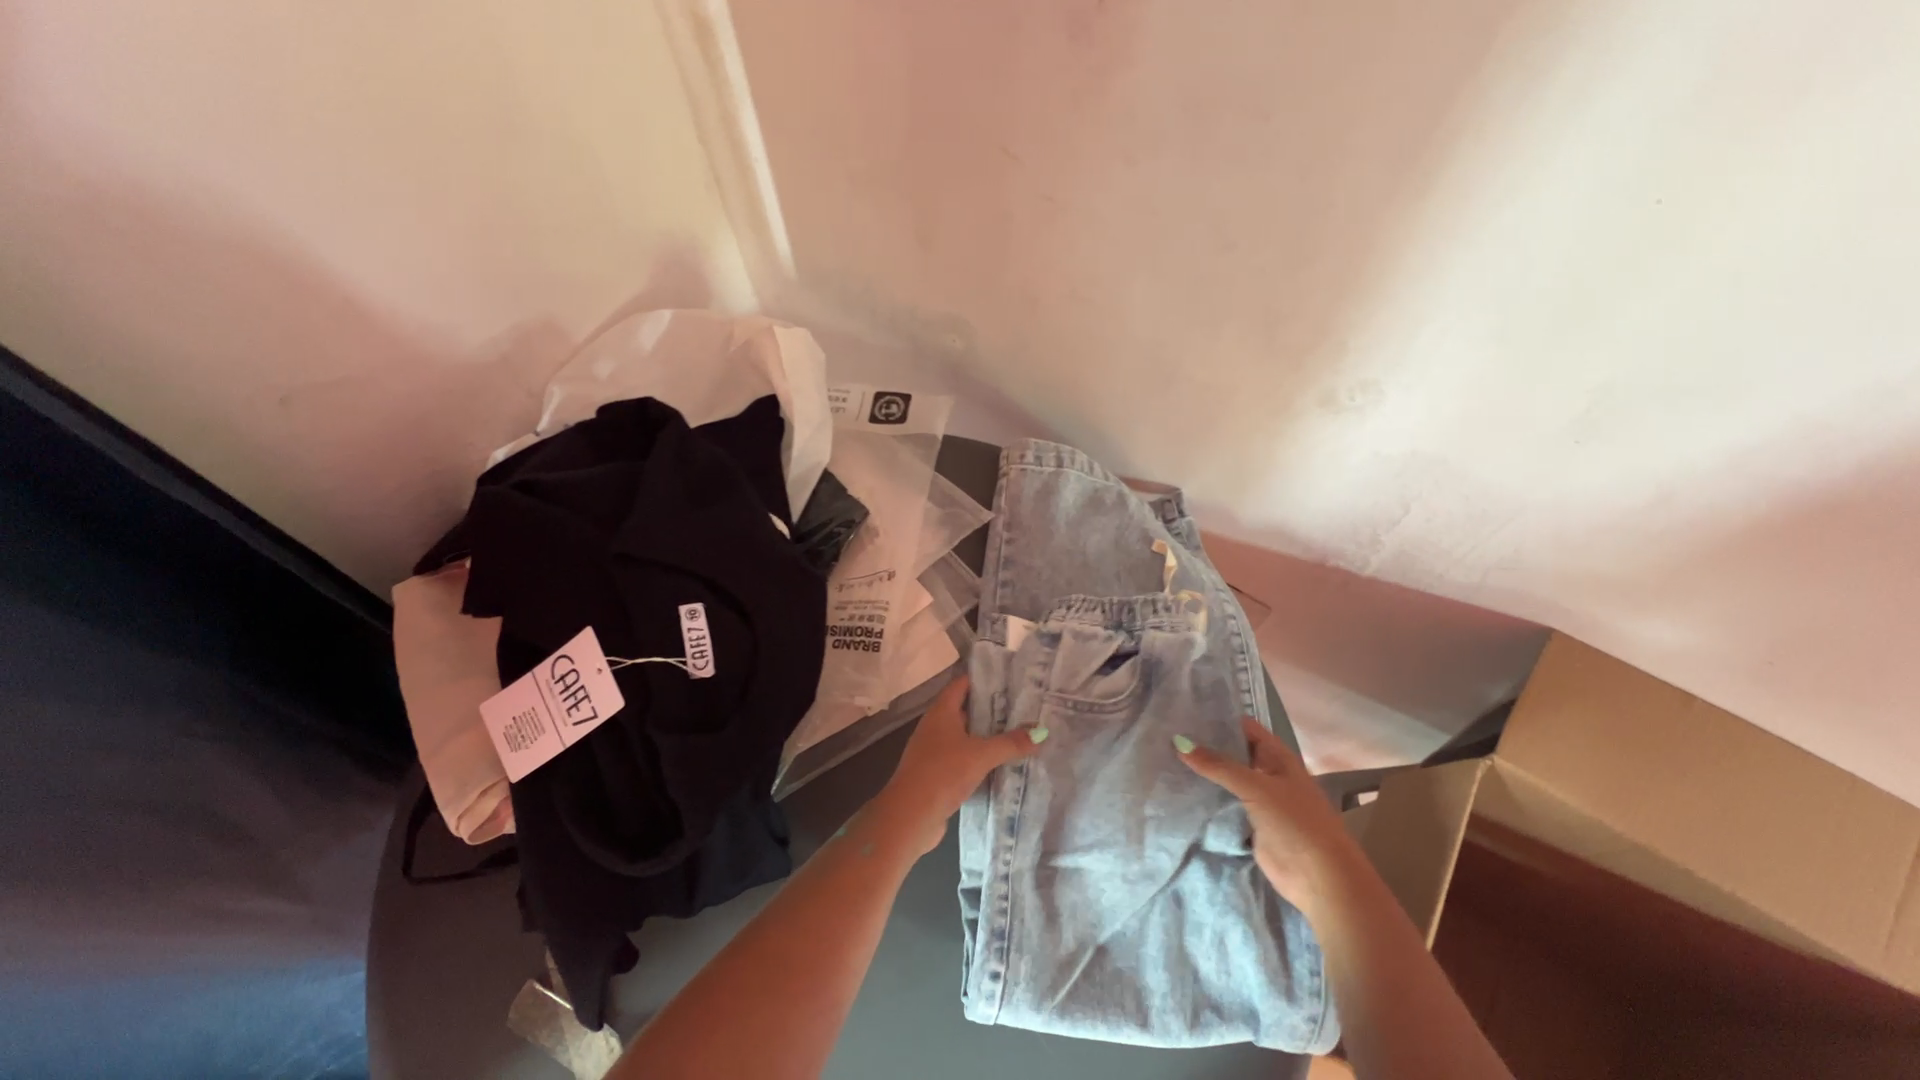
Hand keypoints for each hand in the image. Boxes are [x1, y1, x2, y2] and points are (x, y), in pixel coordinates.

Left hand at [873, 675, 1045, 855]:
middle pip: (965, 710)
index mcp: (941, 712)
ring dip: (987, 736)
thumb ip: (1010, 743)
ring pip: (965, 736)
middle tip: (1023, 708)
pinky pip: (962, 759)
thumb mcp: (981, 755)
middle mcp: (935, 727)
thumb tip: (1041, 732)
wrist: (910, 815)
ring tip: (1018, 734)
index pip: (962, 685)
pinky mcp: (936, 774)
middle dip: (991, 710)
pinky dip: (979, 758)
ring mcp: (933, 751)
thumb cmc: (943, 773)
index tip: (1010, 679)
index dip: (983, 680)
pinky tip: (1000, 764)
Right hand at [1177, 716, 1360, 918]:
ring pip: (1226, 779)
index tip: (1183, 712)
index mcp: (1277, 756)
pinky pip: (1223, 804)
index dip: (1217, 718)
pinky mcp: (1248, 823)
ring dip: (1202, 773)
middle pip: (1232, 753)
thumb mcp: (1257, 787)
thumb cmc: (1295, 822)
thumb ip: (1218, 765)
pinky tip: (1178, 790)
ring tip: (1164, 758)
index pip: (1243, 727)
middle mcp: (1267, 773)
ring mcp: (1258, 799)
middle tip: (1165, 734)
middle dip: (1204, 745)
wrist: (1317, 876)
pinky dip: (1205, 798)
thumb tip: (1179, 742)